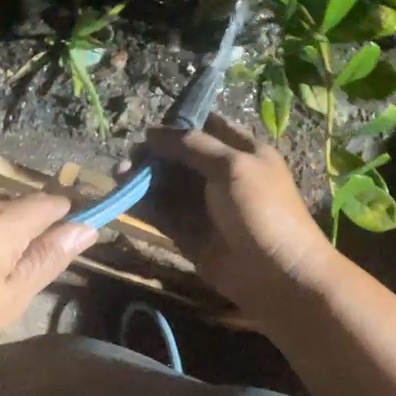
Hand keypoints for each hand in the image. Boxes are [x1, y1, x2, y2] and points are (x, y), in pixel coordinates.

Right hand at [143, 114, 336, 313]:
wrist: (276, 272)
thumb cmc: (261, 209)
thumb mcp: (232, 166)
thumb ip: (192, 145)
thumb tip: (154, 133)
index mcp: (242, 151)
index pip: (209, 127)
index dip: (181, 124)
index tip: (152, 126)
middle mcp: (222, 175)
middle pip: (181, 157)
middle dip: (155, 153)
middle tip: (130, 155)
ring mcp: (204, 205)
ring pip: (168, 185)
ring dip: (144, 178)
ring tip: (119, 174)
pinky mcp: (189, 232)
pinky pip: (162, 213)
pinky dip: (143, 204)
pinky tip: (123, 196)